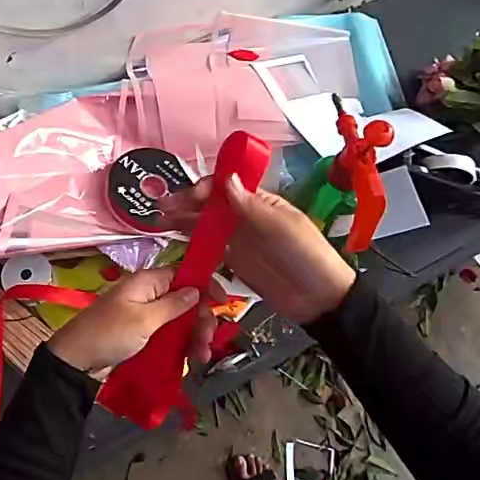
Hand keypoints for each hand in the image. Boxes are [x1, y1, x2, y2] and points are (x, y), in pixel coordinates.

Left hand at [46, 267, 214, 375]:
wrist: (76, 359)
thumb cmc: (109, 334)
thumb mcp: (144, 319)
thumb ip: (173, 304)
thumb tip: (196, 289)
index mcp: (148, 281)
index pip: (185, 275)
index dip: (206, 286)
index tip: (223, 303)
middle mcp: (148, 293)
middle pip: (186, 299)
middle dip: (201, 319)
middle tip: (207, 341)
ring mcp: (145, 314)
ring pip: (180, 319)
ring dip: (194, 336)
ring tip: (200, 357)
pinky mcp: (142, 332)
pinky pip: (169, 333)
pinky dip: (181, 344)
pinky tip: (190, 358)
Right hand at [159, 174, 355, 324]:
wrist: (320, 299)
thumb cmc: (307, 257)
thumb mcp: (283, 228)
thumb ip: (252, 207)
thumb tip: (226, 180)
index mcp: (260, 202)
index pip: (226, 187)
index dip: (205, 188)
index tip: (190, 197)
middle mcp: (245, 216)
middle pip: (210, 205)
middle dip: (186, 203)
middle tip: (161, 207)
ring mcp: (238, 239)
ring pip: (205, 224)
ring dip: (183, 220)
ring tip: (159, 220)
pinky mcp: (233, 262)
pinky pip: (208, 247)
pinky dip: (191, 243)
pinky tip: (174, 241)